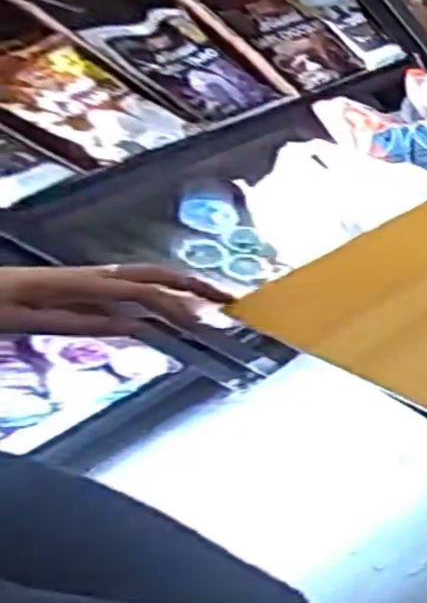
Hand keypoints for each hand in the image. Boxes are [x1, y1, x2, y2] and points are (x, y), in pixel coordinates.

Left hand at [0, 264, 234, 337]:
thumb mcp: (21, 322)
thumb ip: (82, 324)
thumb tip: (140, 327)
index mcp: (74, 283)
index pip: (144, 292)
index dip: (179, 307)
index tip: (205, 325)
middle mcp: (82, 276)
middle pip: (152, 274)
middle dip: (194, 285)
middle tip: (229, 301)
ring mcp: (75, 280)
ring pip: (140, 278)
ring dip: (177, 289)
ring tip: (205, 305)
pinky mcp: (66, 289)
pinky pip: (119, 290)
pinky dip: (149, 298)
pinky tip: (157, 313)